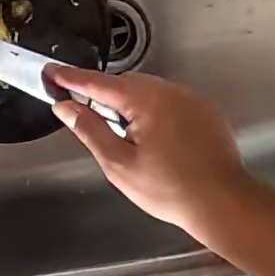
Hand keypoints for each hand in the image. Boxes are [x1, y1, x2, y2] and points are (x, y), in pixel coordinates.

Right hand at [46, 65, 256, 234]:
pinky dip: (151, 111)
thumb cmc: (171, 189)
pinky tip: (149, 137)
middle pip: (124, 83)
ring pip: (148, 91)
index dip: (70, 78)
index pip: (98, 82)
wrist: (222, 201)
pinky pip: (169, 102)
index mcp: (145, 99)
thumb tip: (66, 108)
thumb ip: (89, 130)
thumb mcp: (119, 163)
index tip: (52, 73)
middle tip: (80, 107)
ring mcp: (190, 100)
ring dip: (127, 103)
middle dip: (101, 93)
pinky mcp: (204, 112)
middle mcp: (170, 91)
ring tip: (117, 131)